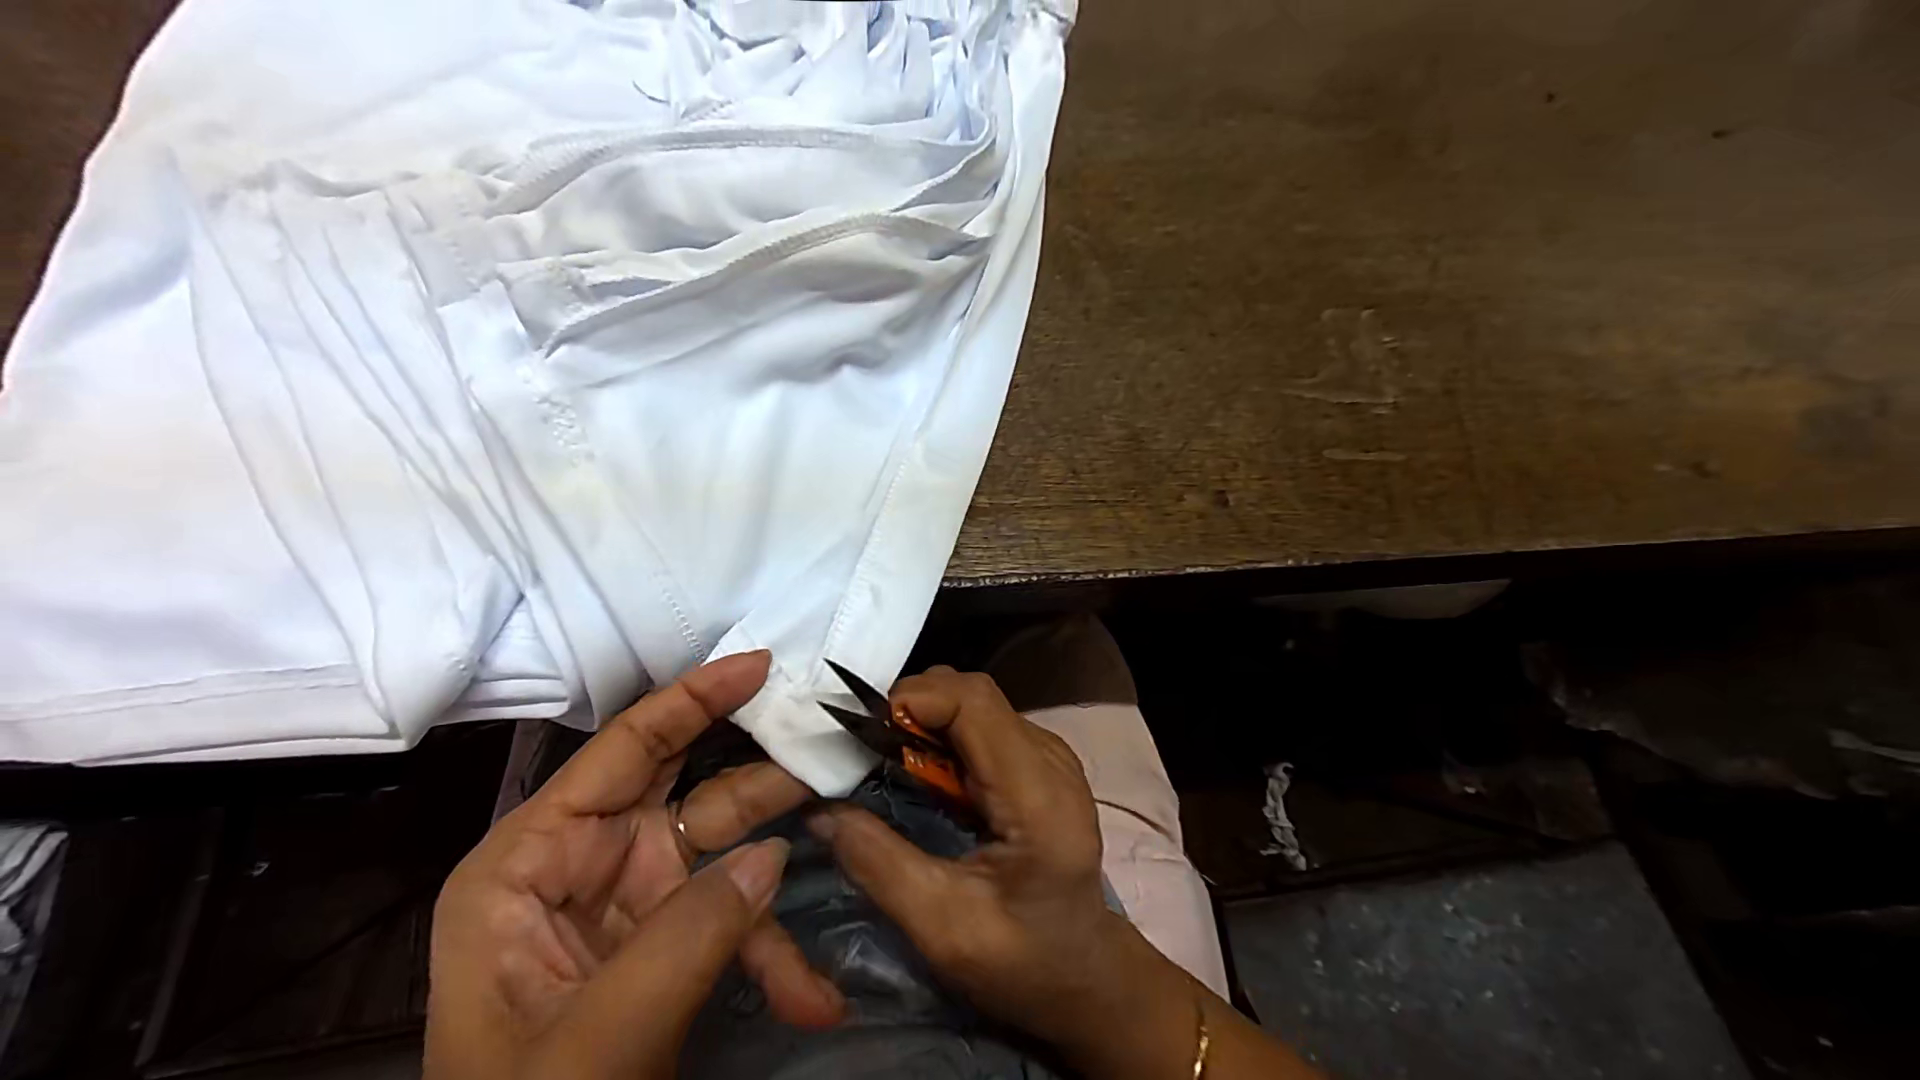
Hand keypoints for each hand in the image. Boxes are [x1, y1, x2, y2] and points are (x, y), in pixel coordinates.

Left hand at [425, 651, 844, 1079]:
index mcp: (530, 862)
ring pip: (721, 849)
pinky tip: (812, 998)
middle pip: (681, 785)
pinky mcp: (665, 944)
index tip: (759, 665)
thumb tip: (774, 855)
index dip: (693, 699)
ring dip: (778, 856)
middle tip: (818, 737)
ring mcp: (630, 904)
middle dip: (753, 767)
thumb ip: (685, 940)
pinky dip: (772, 953)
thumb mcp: (593, 1043)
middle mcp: (582, 865)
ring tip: (845, 831)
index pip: (622, 751)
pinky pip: (730, 925)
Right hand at [809, 667, 1324, 1079]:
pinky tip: (916, 771)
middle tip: (860, 740)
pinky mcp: (1040, 775)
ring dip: (926, 721)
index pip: (974, 700)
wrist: (1101, 990)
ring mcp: (1049, 763)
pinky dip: (943, 738)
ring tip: (879, 754)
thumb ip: (884, 859)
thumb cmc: (1032, 966)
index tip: (861, 721)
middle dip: (913, 704)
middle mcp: (1049, 759)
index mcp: (1036, 790)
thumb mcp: (947, 926)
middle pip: (974, 694)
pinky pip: (982, 734)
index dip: (915, 695)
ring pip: (977, 709)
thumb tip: (828, 805)